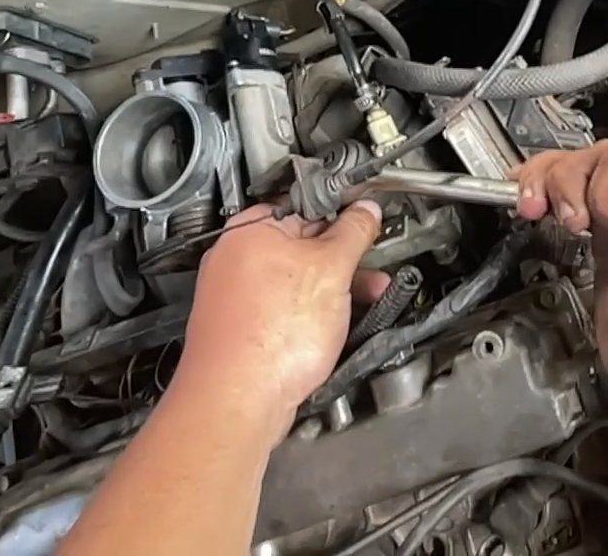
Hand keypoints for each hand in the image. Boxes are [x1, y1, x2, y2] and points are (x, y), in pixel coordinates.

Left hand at [175, 202, 383, 438]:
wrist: (237, 404)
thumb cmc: (270, 338)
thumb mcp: (332, 269)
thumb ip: (354, 232)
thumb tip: (365, 211)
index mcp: (250, 230)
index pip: (306, 202)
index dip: (342, 210)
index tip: (366, 220)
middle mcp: (236, 258)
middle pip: (305, 242)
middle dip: (344, 257)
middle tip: (370, 266)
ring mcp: (238, 295)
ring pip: (299, 278)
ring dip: (336, 286)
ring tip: (367, 298)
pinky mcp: (244, 328)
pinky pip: (287, 307)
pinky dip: (314, 311)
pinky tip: (337, 324)